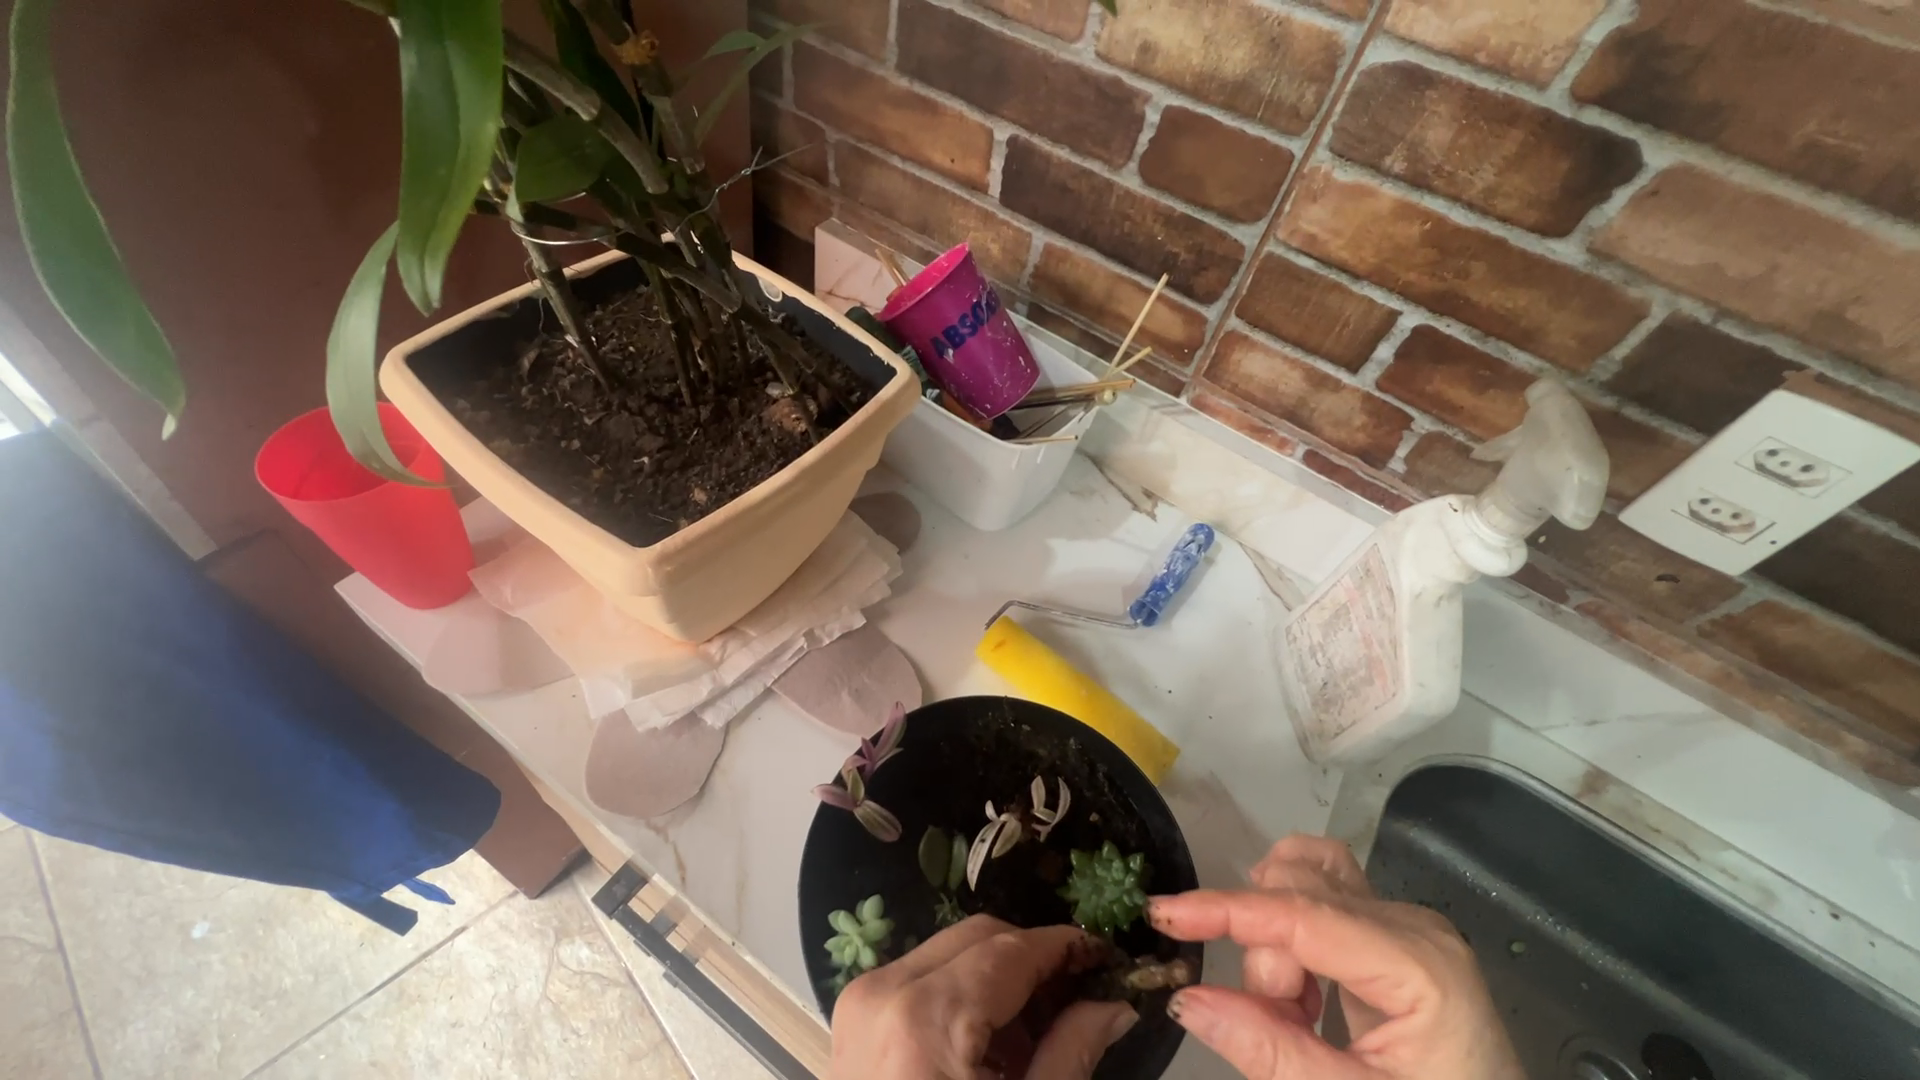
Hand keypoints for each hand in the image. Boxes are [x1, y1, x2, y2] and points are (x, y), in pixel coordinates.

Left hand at [829, 914, 1137, 1079]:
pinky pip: (919, 981)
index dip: (1065, 946)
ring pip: (947, 954)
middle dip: (1032, 958)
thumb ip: (1071, 1051)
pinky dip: (962, 997)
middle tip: (1079, 994)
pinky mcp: (850, 1025)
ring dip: (998, 977)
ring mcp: (859, 1006)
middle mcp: (884, 991)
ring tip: (1037, 1033)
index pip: (1011, 949)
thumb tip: (1113, 1004)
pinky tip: (992, 1049)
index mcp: (926, 1017)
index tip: (1106, 957)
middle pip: (977, 938)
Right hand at [1147, 835, 1522, 1079]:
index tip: (1161, 914)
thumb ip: (1268, 1051)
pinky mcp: (1391, 928)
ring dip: (1276, 941)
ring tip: (1298, 1009)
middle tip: (1286, 1023)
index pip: (1301, 916)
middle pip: (1297, 895)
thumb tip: (1184, 997)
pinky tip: (1300, 981)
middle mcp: (1411, 923)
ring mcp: (1404, 920)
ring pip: (1302, 883)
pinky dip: (1288, 923)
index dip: (1226, 911)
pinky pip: (1320, 889)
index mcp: (1419, 967)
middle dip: (1267, 957)